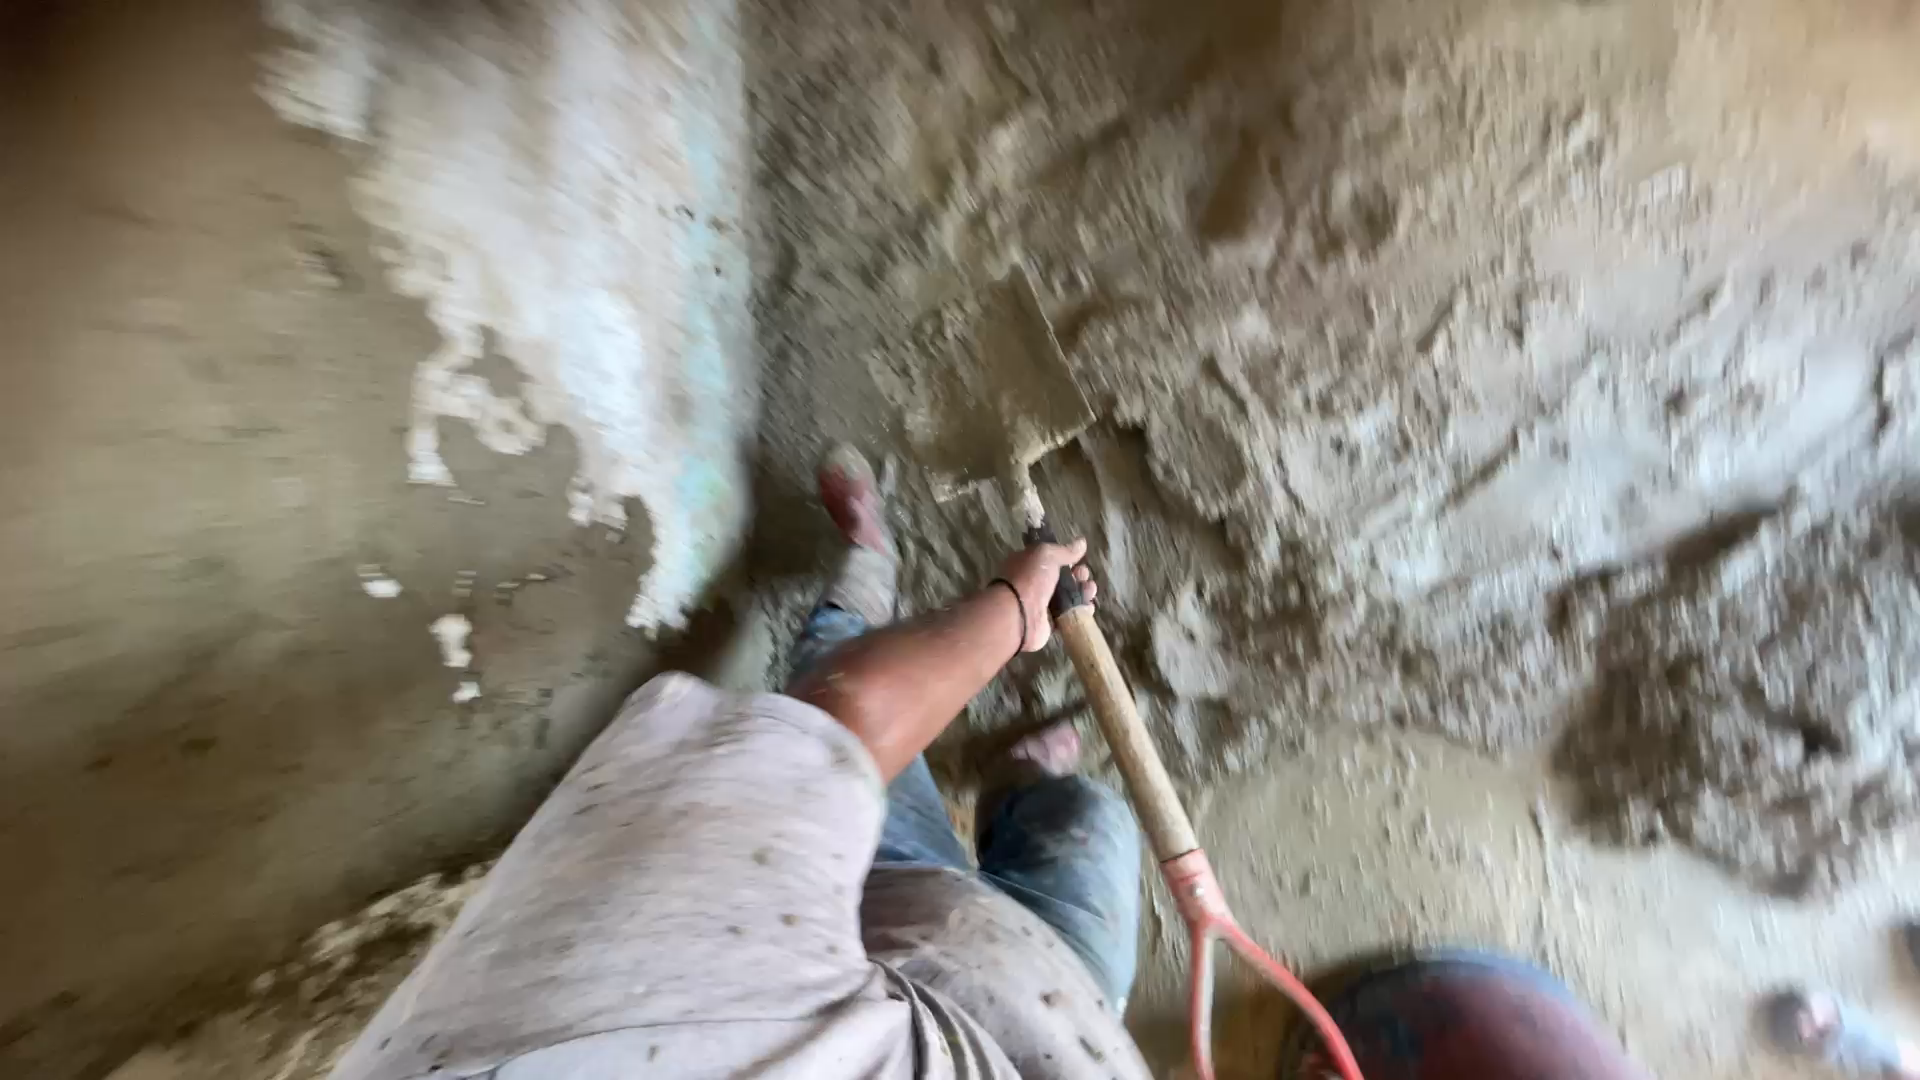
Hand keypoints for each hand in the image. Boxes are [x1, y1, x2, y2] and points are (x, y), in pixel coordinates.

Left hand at [995, 537, 1096, 652]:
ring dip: (1082, 592)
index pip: (1051, 560)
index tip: (1080, 560)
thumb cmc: (1029, 578)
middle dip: (1078, 576)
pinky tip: (1088, 607)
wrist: (1018, 614)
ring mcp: (1041, 605)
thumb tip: (1081, 542)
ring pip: (1068, 597)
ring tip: (1090, 591)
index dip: (1068, 559)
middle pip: (1062, 578)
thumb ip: (1064, 550)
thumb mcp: (1045, 554)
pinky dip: (1080, 611)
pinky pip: (1068, 616)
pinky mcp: (1049, 623)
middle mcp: (1034, 584)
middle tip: (1084, 576)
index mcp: (1029, 565)